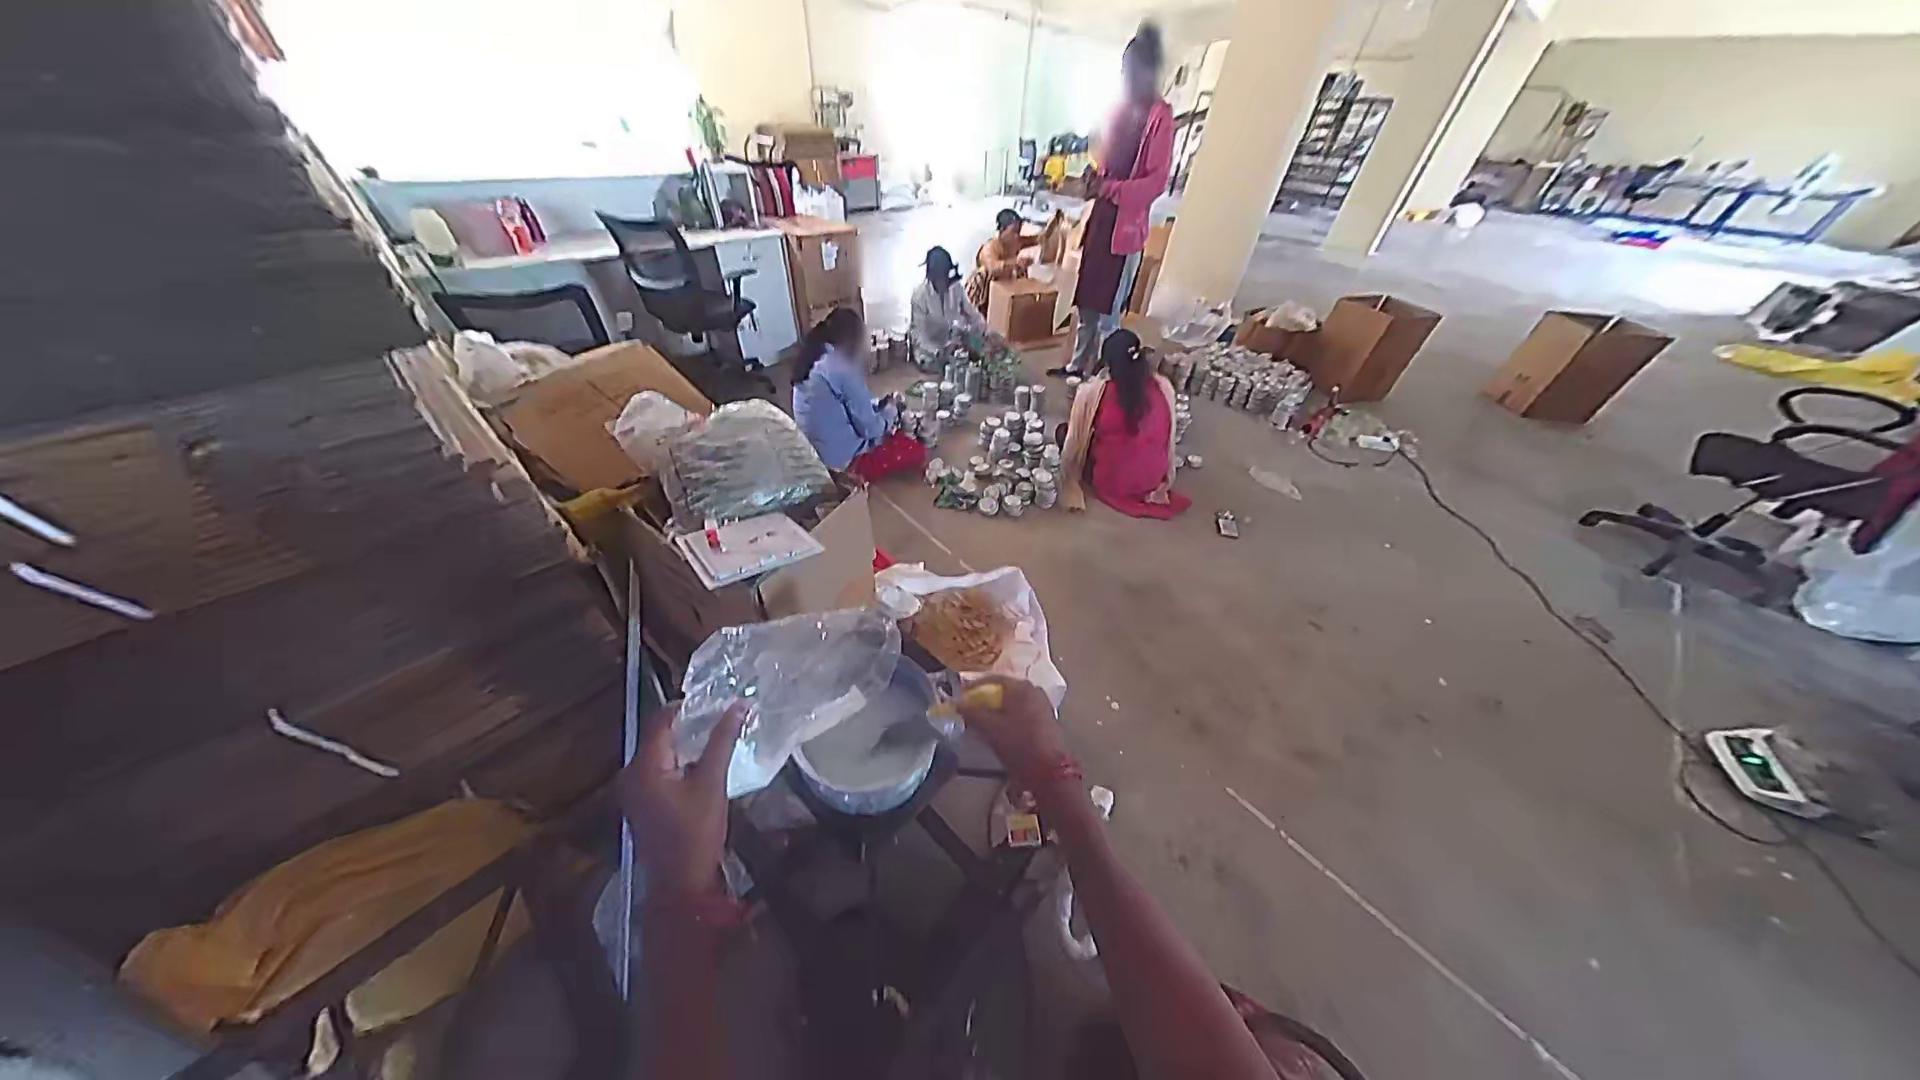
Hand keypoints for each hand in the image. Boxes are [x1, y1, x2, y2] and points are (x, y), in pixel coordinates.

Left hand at [618, 702, 747, 896]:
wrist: (681, 884)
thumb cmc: (696, 831)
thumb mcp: (713, 781)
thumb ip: (723, 739)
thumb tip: (740, 705)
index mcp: (644, 766)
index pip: (661, 720)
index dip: (686, 705)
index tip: (715, 698)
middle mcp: (632, 774)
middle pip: (659, 735)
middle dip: (688, 722)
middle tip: (720, 713)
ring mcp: (635, 791)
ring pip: (661, 753)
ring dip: (686, 741)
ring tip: (717, 732)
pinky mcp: (644, 803)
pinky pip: (660, 769)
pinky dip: (681, 760)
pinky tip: (704, 760)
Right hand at [956, 676, 1066, 781]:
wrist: (1048, 770)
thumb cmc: (1017, 743)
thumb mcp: (990, 728)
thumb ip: (972, 712)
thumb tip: (958, 703)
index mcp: (1020, 686)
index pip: (991, 680)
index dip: (973, 687)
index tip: (960, 696)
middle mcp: (1033, 690)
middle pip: (1003, 690)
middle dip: (985, 699)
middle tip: (970, 709)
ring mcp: (1042, 704)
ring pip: (1013, 702)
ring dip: (997, 709)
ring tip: (982, 720)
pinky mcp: (1046, 719)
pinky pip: (1022, 711)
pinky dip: (1009, 716)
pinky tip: (1001, 728)